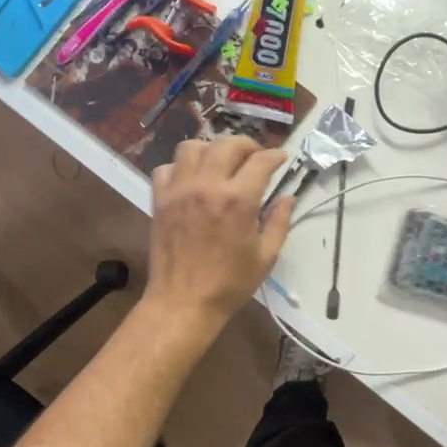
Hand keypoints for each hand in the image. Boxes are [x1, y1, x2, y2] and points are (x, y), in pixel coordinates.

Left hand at [143, 137, 291, 325]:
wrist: (183, 302)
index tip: (281, 159)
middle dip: (246, 145)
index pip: (261, 162)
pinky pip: (167, 168)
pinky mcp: (160, 200)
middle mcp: (208, 186)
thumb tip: (287, 198)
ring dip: (211, 149)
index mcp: (239, 200)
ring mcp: (179, 190)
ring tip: (221, 163)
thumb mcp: (266, 256)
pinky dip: (181, 167)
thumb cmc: (230, 283)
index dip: (275, 156)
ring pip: (192, 147)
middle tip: (254, 157)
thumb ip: (279, 222)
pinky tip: (192, 180)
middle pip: (226, 144)